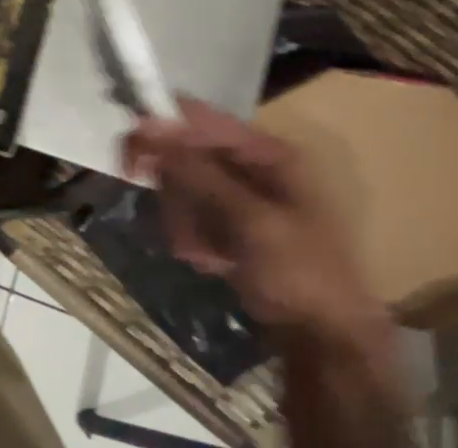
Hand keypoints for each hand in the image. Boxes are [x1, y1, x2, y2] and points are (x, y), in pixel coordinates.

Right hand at [124, 99, 387, 346]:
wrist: (326, 337)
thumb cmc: (301, 272)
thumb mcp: (250, 219)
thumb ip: (197, 170)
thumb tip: (147, 124)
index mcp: (267, 152)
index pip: (195, 118)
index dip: (157, 131)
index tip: (131, 165)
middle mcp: (249, 163)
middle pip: (179, 152)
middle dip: (175, 193)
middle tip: (181, 225)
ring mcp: (237, 191)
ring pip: (176, 184)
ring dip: (181, 220)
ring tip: (203, 252)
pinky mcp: (225, 216)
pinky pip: (185, 209)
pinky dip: (189, 233)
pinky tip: (209, 259)